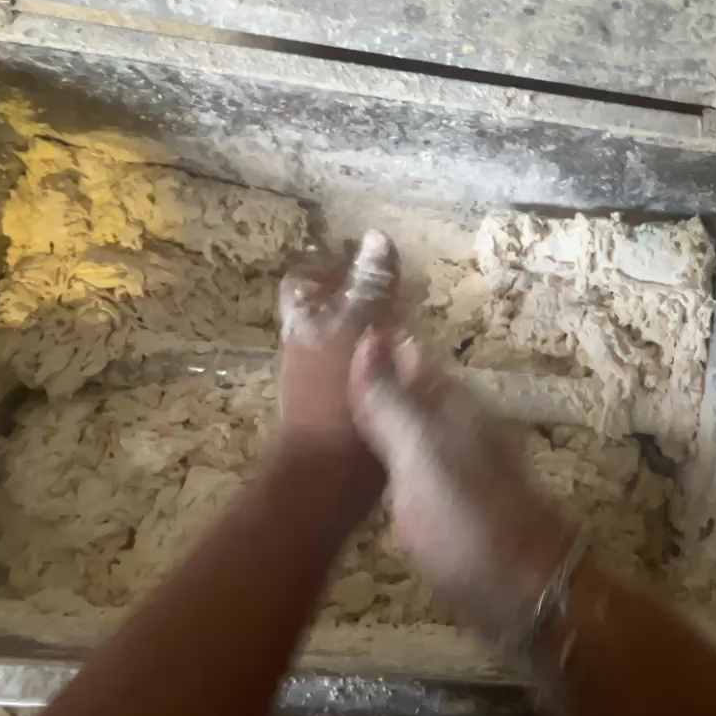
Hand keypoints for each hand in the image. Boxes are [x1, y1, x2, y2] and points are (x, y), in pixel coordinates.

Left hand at [276, 230, 397, 466]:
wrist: (327, 478)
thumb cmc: (339, 396)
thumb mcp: (360, 329)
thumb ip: (371, 286)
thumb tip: (378, 237)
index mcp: (304, 322)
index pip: (305, 280)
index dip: (331, 267)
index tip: (369, 263)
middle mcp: (305, 345)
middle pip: (324, 308)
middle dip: (357, 296)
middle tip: (401, 292)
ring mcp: (319, 378)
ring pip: (342, 337)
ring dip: (371, 327)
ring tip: (411, 324)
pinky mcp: (340, 404)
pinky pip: (359, 367)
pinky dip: (380, 358)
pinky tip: (409, 364)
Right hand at [349, 331, 574, 639]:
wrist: (520, 589)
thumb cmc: (467, 518)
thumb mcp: (421, 453)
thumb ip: (392, 401)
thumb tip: (369, 338)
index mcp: (452, 401)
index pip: (407, 354)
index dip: (372, 344)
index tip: (325, 335)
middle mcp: (456, 421)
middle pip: (408, 386)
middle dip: (369, 378)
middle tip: (310, 377)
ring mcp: (454, 460)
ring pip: (408, 422)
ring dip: (374, 415)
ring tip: (324, 416)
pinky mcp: (448, 497)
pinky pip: (408, 458)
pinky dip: (382, 453)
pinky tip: (357, 465)